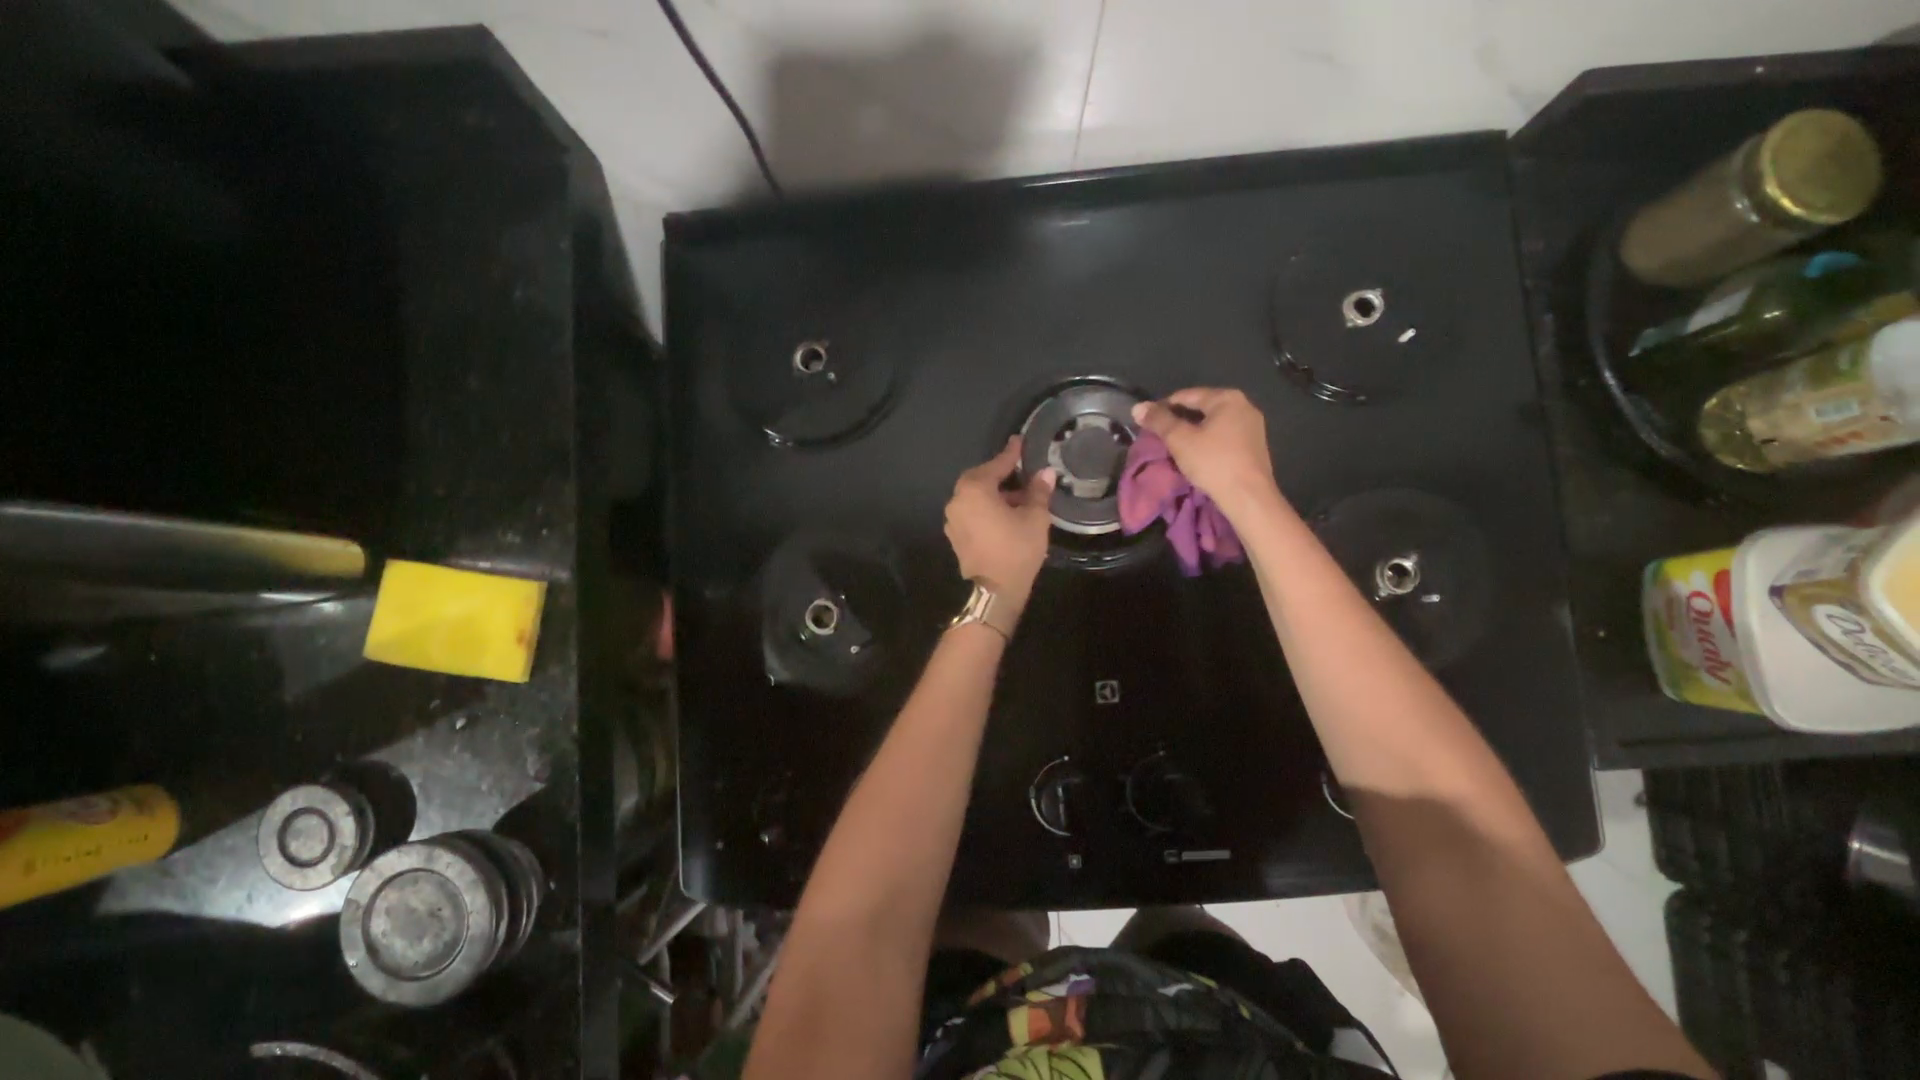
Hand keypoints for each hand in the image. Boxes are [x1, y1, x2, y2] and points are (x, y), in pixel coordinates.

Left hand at [943, 437, 1055, 614]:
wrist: (995, 591)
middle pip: (981, 479)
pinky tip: (1005, 514)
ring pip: (976, 497)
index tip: (1020, 441)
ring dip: (995, 494)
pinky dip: (986, 509)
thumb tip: (1046, 473)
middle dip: (1001, 475)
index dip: (1012, 453)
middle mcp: (958, 500)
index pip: (997, 464)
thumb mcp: (1035, 518)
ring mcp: (953, 519)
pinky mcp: (955, 535)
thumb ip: (1039, 491)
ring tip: (1019, 498)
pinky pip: (972, 512)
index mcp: (975, 489)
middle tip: (1021, 473)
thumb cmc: (1016, 550)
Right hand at [1131, 388, 1280, 519]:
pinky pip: (1224, 436)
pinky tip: (1196, 454)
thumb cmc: (1213, 463)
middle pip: (1201, 408)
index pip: (1185, 396)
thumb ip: (1158, 421)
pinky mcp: (1254, 445)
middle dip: (1178, 420)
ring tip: (1174, 447)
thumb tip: (1138, 407)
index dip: (1162, 408)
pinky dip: (1207, 441)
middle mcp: (1244, 405)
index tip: (1147, 423)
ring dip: (1192, 432)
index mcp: (1227, 398)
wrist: (1248, 497)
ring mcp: (1253, 426)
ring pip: (1213, 423)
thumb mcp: (1180, 440)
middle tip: (1159, 437)